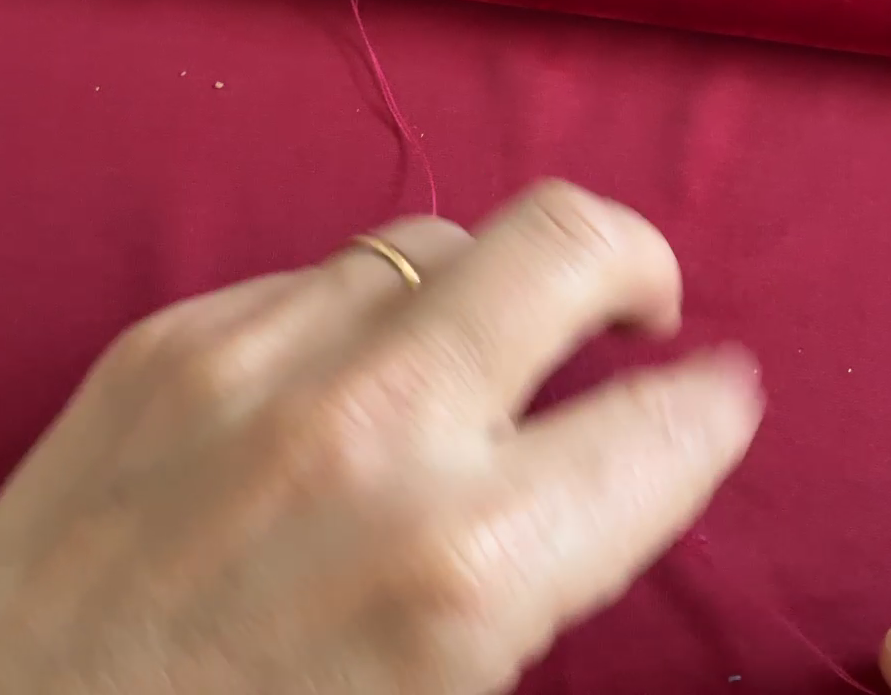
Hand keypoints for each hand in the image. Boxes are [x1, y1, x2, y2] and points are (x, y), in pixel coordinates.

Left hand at [0, 181, 763, 694]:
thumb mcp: (441, 693)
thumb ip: (530, 559)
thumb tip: (602, 455)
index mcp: (460, 565)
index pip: (656, 430)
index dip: (712, 404)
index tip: (718, 385)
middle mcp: (367, 427)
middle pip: (557, 242)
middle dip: (631, 256)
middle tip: (636, 299)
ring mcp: (255, 355)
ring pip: (436, 241)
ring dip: (482, 289)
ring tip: (468, 350)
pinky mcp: (173, 331)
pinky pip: (326, 275)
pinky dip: (369, 310)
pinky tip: (340, 372)